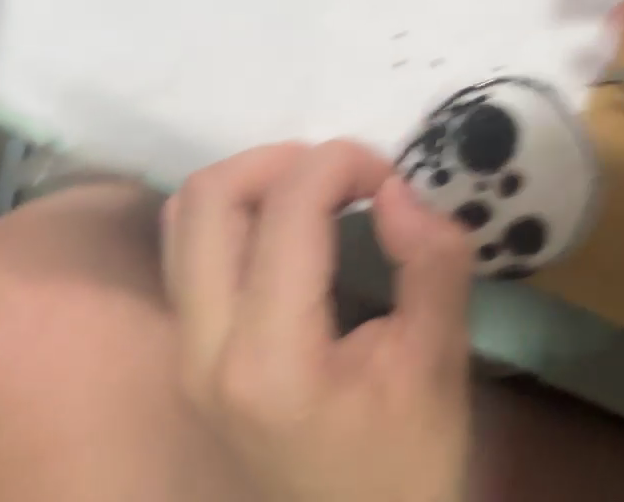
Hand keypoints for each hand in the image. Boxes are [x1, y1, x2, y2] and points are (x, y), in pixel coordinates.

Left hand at [163, 141, 474, 501]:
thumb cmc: (406, 466)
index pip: (287, 209)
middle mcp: (203, 348)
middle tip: (347, 176)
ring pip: (186, 215)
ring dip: (255, 179)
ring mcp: (184, 351)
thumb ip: (431, 263)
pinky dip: (237, 211)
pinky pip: (188, 247)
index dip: (343, 163)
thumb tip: (398, 187)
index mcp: (271, 358)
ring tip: (320, 194)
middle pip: (209, 196)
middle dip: (285, 158)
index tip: (392, 177)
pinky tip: (289, 226)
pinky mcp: (186, 350)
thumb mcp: (440, 365)